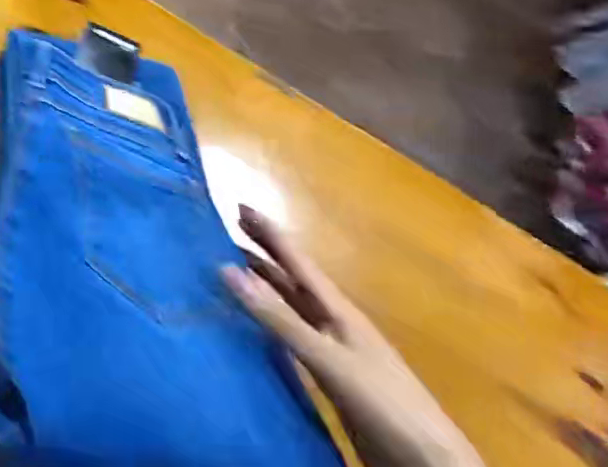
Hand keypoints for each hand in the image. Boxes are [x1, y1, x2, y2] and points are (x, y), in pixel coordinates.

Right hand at [222, 207, 483, 466]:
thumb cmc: (384, 403)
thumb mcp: (328, 359)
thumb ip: (278, 318)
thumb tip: (225, 268)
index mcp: (338, 311)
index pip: (296, 261)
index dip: (269, 233)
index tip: (237, 204)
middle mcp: (334, 323)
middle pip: (292, 280)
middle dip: (261, 254)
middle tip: (222, 230)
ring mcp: (334, 351)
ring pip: (290, 306)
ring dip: (262, 286)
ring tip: (227, 269)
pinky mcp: (330, 376)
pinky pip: (290, 334)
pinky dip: (267, 320)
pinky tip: (250, 324)